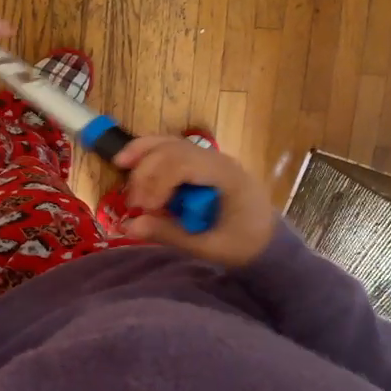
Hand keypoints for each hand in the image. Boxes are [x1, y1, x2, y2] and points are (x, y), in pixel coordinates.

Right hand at [115, 136, 277, 266]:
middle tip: (133, 202)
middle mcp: (219, 159)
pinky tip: (133, 160)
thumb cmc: (243, 246)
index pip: (183, 163)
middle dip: (147, 171)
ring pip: (172, 143)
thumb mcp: (208, 247)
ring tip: (120, 164)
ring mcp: (212, 158)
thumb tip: (128, 226)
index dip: (157, 182)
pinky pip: (175, 150)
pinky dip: (152, 153)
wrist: (270, 244)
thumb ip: (169, 234)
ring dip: (145, 153)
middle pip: (174, 149)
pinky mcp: (204, 164)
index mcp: (226, 177)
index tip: (145, 209)